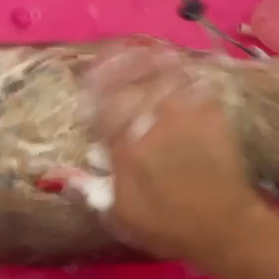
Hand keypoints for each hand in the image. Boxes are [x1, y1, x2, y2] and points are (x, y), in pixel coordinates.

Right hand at [70, 48, 268, 267]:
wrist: (224, 227)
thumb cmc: (167, 226)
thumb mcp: (119, 216)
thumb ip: (87, 190)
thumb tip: (54, 174)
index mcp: (126, 147)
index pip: (104, 106)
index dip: (95, 87)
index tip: (88, 74)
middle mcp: (152, 124)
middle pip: (132, 84)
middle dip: (119, 66)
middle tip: (110, 55)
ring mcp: (186, 116)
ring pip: (164, 77)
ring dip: (150, 62)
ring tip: (143, 51)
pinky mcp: (213, 117)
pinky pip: (195, 83)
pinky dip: (183, 71)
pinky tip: (179, 65)